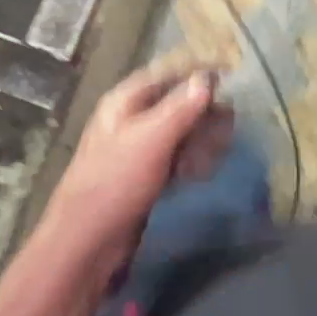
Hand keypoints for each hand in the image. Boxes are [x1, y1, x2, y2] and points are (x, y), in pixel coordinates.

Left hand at [45, 66, 217, 254]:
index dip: (197, 72)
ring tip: (219, 150)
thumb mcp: (151, 139)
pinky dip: (190, 159)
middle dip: (203, 110)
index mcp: (126, 100)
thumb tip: (206, 77)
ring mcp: (137, 148)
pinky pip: (174, 157)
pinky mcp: (143, 176)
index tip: (230, 76)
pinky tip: (201, 171)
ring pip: (178, 131)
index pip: (167, 72)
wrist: (85, 242)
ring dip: (200, 137)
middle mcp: (131, 118)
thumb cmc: (116, 181)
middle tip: (230, 123)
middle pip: (175, 102)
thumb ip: (180, 107)